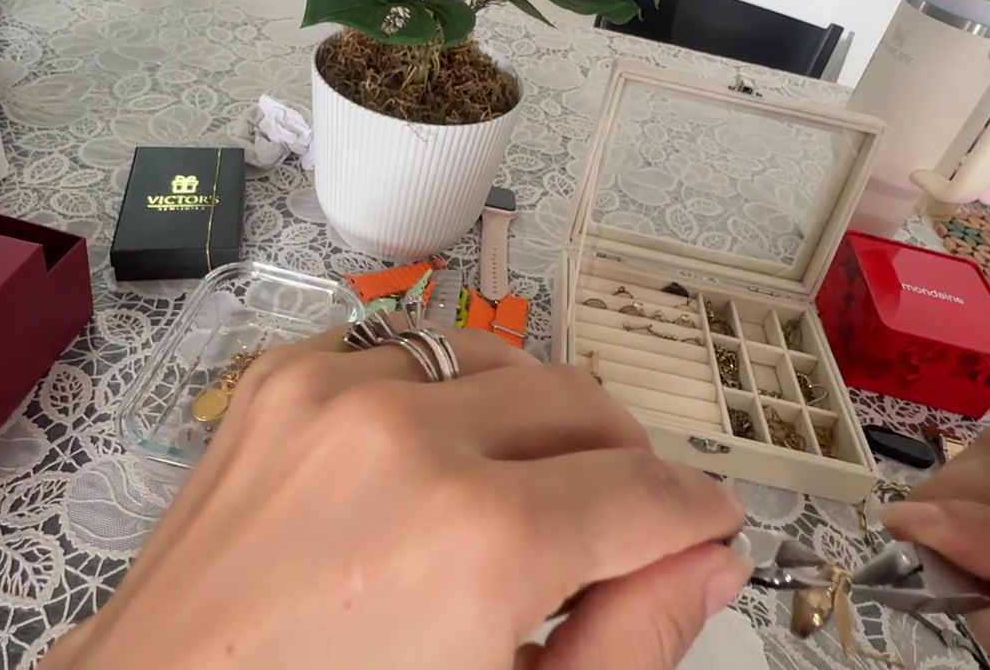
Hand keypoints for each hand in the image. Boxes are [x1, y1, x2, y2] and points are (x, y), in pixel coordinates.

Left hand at [43, 326, 751, 669]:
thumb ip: (629, 644)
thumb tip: (706, 557)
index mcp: (473, 543)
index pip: (640, 492)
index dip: (692, 510)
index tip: (708, 521)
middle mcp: (406, 435)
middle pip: (576, 401)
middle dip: (621, 456)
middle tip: (620, 509)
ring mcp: (332, 388)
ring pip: (496, 355)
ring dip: (532, 408)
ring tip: (527, 471)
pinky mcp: (281, 373)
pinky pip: (403, 348)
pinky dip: (440, 388)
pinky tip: (428, 446)